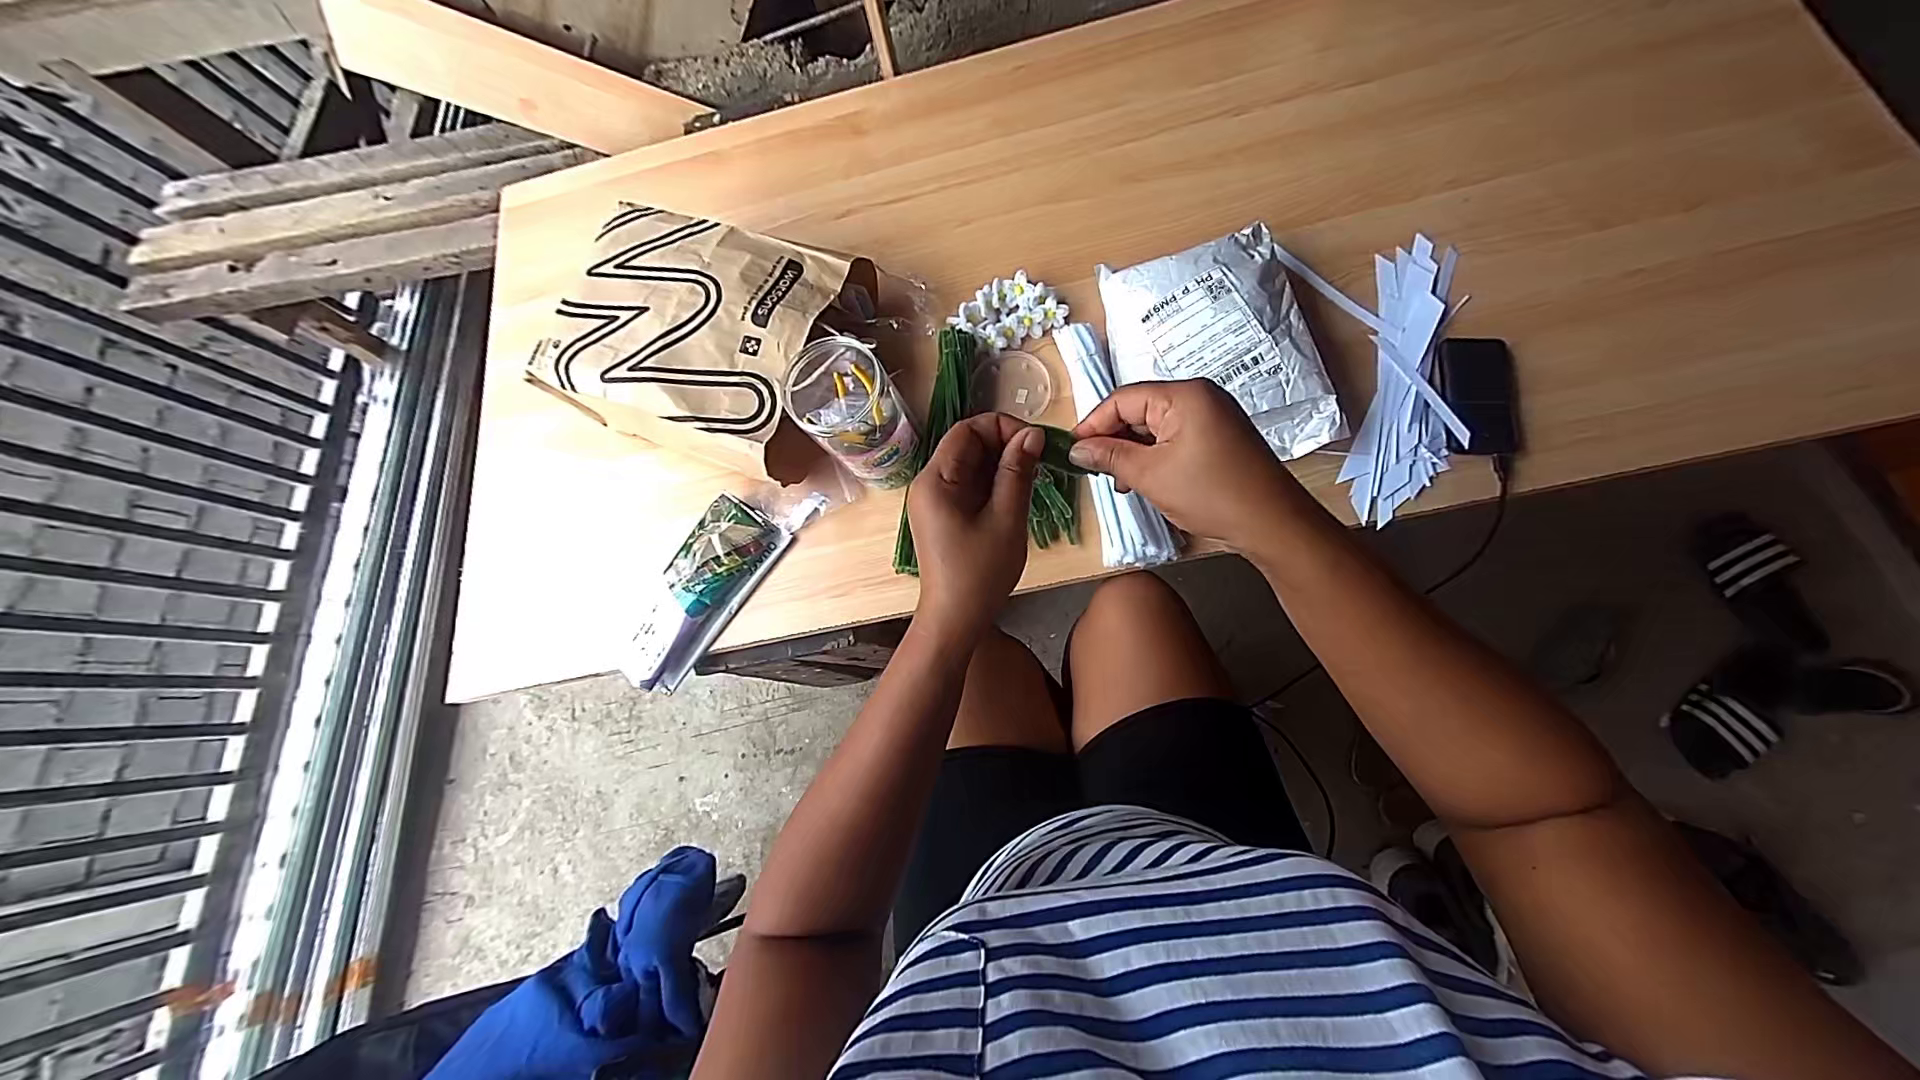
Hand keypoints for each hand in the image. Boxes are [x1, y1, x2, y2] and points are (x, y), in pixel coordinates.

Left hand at [907, 414, 1043, 635]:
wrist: (955, 619)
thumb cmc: (980, 574)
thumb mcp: (1006, 519)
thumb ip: (1017, 473)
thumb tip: (1032, 435)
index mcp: (935, 480)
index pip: (967, 430)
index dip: (1002, 427)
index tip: (1034, 443)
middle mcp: (928, 484)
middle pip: (967, 445)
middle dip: (1004, 445)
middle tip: (1039, 462)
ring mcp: (934, 500)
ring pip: (971, 464)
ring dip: (1002, 465)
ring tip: (1032, 479)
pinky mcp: (944, 514)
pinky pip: (969, 485)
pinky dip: (993, 483)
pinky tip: (1016, 494)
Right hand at [1070, 379, 1310, 550]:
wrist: (1272, 522)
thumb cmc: (1211, 495)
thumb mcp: (1149, 475)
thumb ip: (1109, 456)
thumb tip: (1076, 449)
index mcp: (1184, 395)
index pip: (1122, 399)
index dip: (1093, 424)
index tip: (1072, 449)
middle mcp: (1200, 396)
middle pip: (1139, 409)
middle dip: (1113, 439)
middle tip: (1094, 468)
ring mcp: (1212, 416)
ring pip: (1155, 426)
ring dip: (1132, 451)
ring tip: (1120, 481)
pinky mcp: (1218, 436)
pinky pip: (1174, 437)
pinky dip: (1154, 456)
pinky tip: (1144, 480)